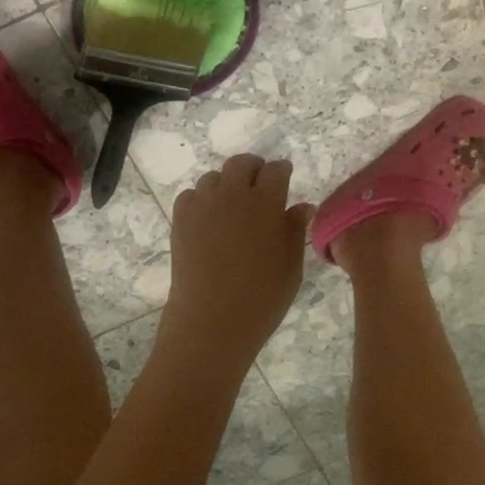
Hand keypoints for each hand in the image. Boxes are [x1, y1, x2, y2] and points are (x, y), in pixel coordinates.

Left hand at [161, 155, 315, 364]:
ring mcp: (203, 204)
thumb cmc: (261, 299)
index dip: (282, 170)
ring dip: (226, 184)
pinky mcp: (181, 218)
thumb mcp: (291, 267)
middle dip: (253, 168)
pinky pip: (191, 195)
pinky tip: (209, 219)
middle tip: (259, 185)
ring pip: (214, 177)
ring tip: (232, 204)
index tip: (285, 175)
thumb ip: (295, 230)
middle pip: (241, 163)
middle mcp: (233, 194)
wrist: (211, 320)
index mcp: (265, 203)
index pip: (276, 171)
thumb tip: (303, 206)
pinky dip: (202, 199)